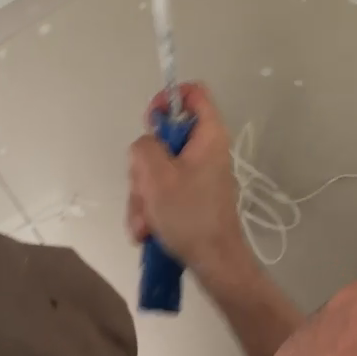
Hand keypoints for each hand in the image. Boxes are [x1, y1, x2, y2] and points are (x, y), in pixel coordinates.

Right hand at [127, 82, 251, 280]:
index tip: (150, 123)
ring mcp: (198, 177)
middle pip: (163, 141)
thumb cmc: (189, 214)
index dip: (168, 100)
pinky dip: (151, 212)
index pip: (193, 94)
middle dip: (143, 169)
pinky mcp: (191, 200)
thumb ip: (144, 147)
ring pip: (156, 172)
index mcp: (209, 136)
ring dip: (142, 198)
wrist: (214, 262)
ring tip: (145, 222)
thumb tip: (145, 148)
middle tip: (145, 189)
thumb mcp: (157, 176)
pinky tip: (146, 232)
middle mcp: (206, 152)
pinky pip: (162, 195)